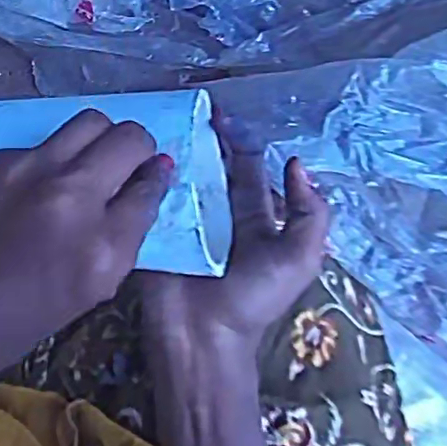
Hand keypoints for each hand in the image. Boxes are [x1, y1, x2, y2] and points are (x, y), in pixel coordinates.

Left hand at [0, 108, 172, 379]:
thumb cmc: (9, 323)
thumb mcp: (83, 293)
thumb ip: (119, 237)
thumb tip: (143, 186)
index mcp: (100, 248)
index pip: (150, 187)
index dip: (156, 178)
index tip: (153, 175)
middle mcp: (70, 196)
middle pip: (128, 137)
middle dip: (137, 147)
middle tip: (125, 166)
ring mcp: (29, 169)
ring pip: (88, 122)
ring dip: (99, 139)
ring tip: (85, 165)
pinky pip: (42, 142)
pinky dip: (51, 158)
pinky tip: (31, 189)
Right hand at [143, 114, 329, 356]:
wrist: (202, 337)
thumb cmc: (253, 300)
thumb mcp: (299, 259)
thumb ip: (311, 215)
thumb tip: (295, 163)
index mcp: (252, 211)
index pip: (244, 162)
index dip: (237, 136)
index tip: (218, 115)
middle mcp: (217, 207)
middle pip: (208, 160)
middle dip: (199, 134)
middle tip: (182, 108)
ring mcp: (183, 216)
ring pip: (178, 172)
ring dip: (170, 148)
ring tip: (156, 123)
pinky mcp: (155, 226)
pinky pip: (151, 194)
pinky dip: (146, 174)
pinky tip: (136, 153)